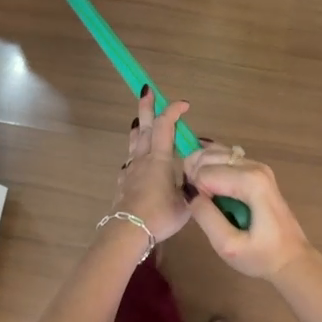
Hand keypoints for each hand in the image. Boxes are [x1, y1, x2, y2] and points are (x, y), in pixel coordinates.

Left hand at [112, 92, 193, 241]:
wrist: (127, 231)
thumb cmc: (159, 215)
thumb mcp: (186, 203)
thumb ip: (192, 187)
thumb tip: (197, 178)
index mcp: (159, 159)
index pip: (166, 126)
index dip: (174, 111)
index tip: (185, 104)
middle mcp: (143, 159)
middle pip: (144, 126)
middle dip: (147, 107)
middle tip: (147, 90)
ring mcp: (130, 170)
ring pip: (134, 142)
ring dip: (139, 127)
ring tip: (139, 121)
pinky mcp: (124, 183)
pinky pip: (130, 161)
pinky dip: (136, 153)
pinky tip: (138, 162)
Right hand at [183, 143, 310, 278]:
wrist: (292, 259)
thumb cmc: (261, 256)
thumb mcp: (228, 246)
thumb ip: (206, 217)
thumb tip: (190, 193)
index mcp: (251, 182)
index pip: (204, 173)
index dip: (196, 192)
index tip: (202, 213)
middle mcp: (255, 166)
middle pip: (208, 156)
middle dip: (195, 176)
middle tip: (199, 204)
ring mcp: (257, 165)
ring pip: (214, 153)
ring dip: (201, 170)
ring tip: (203, 197)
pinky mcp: (256, 170)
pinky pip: (224, 158)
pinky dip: (211, 167)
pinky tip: (210, 187)